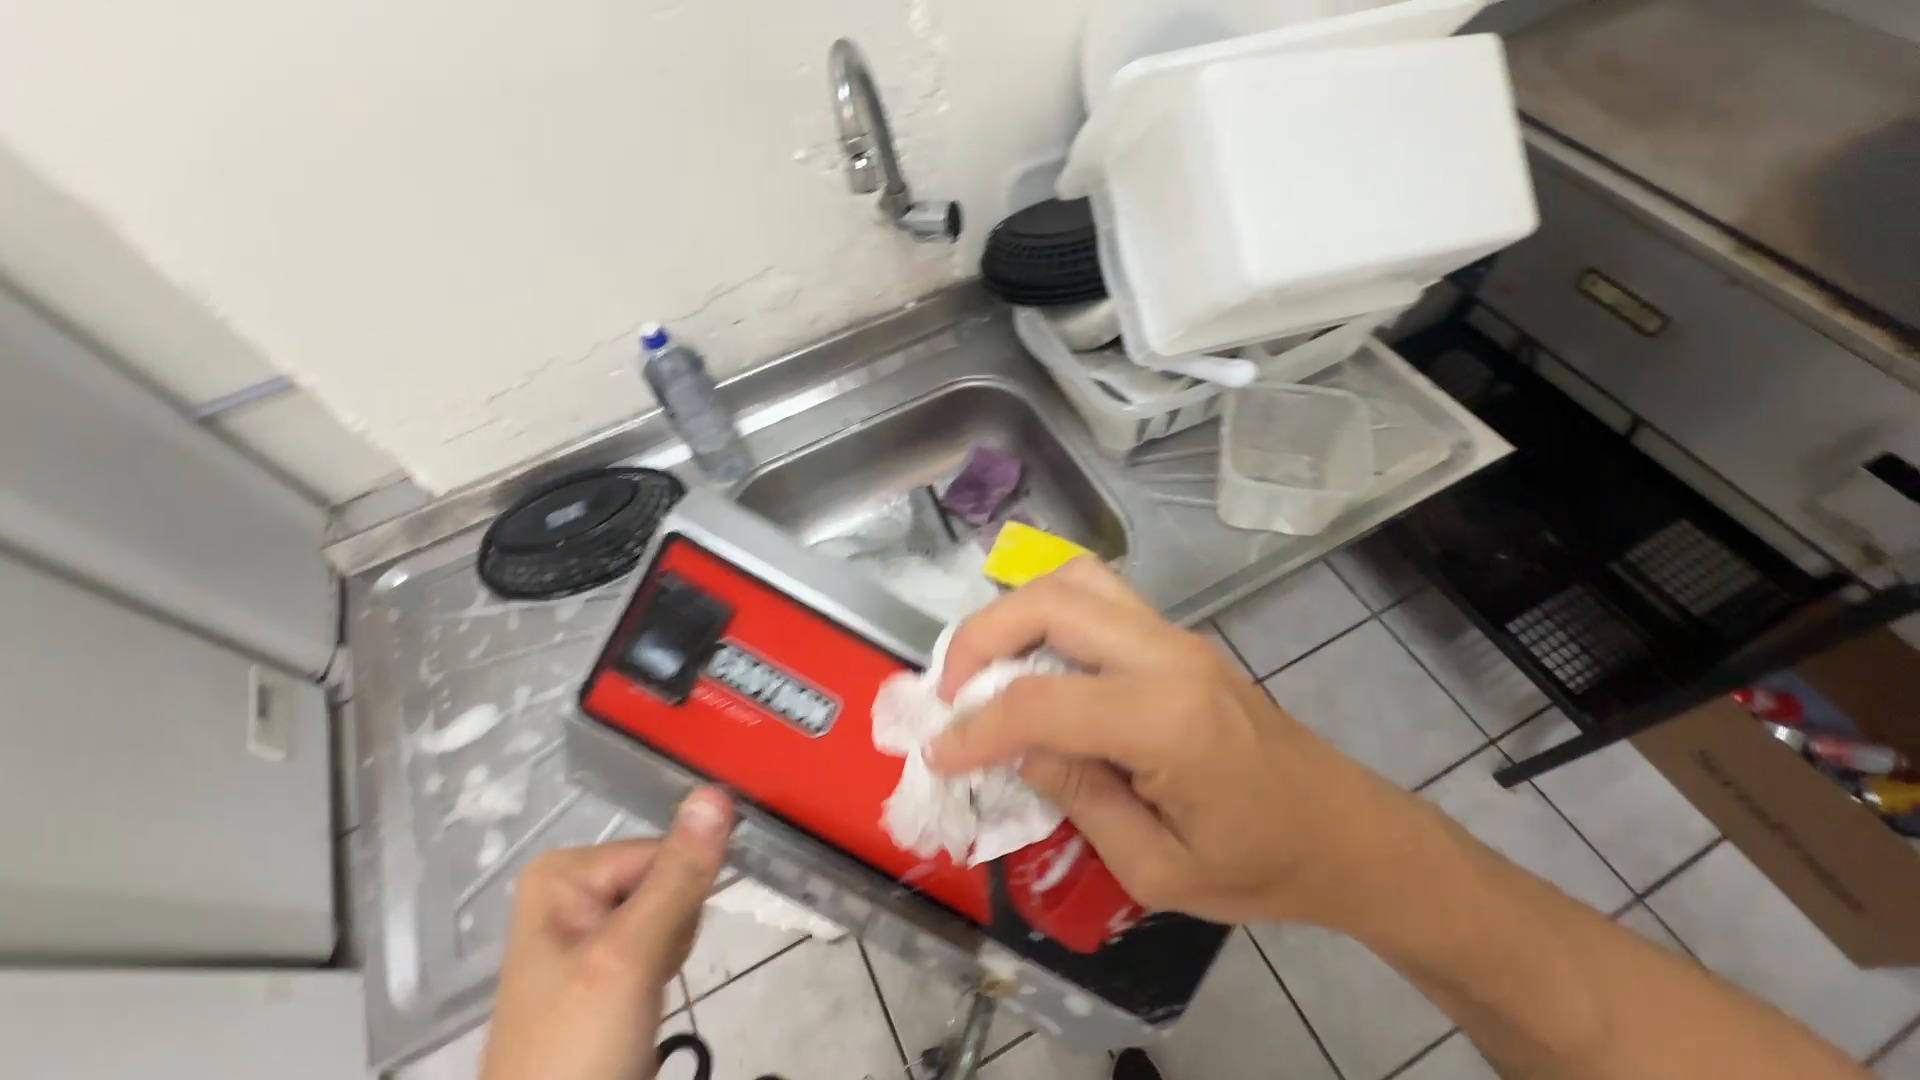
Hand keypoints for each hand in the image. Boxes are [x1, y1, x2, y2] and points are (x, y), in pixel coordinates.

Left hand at [482, 787, 734, 1079]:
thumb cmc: (577, 1048)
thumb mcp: (629, 957)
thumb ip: (677, 877)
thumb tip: (716, 793)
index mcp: (565, 871)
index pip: (666, 852)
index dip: (679, 899)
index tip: (659, 950)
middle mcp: (574, 886)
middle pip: (669, 877)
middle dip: (675, 928)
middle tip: (644, 977)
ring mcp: (589, 925)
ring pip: (673, 908)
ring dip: (672, 950)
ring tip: (640, 994)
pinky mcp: (606, 958)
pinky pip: (662, 937)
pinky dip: (665, 965)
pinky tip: (643, 996)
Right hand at [927, 559, 1415, 924]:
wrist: (1345, 832)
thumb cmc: (1259, 865)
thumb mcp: (1155, 867)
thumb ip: (1077, 798)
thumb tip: (1013, 748)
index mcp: (1165, 720)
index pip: (1041, 701)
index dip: (975, 727)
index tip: (937, 754)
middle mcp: (1168, 656)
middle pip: (1050, 603)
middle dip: (980, 638)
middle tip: (949, 691)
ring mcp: (1177, 637)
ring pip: (1075, 580)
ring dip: (1015, 611)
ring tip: (986, 667)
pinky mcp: (1178, 639)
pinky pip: (1098, 597)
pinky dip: (1048, 613)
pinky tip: (1034, 661)